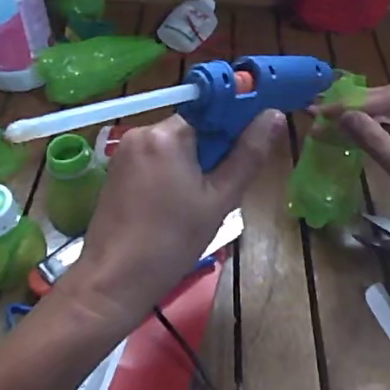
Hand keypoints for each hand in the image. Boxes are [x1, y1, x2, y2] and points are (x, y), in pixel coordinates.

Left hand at [58, 112, 280, 339]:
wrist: (114, 279)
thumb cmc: (172, 241)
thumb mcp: (220, 199)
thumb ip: (248, 154)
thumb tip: (274, 115)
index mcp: (167, 133)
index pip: (212, 110)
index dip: (236, 125)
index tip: (252, 148)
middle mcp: (141, 132)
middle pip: (192, 129)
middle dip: (213, 152)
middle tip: (223, 190)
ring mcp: (124, 152)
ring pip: (173, 147)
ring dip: (194, 165)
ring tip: (199, 205)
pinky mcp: (116, 171)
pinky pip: (154, 161)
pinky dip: (171, 175)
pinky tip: (176, 208)